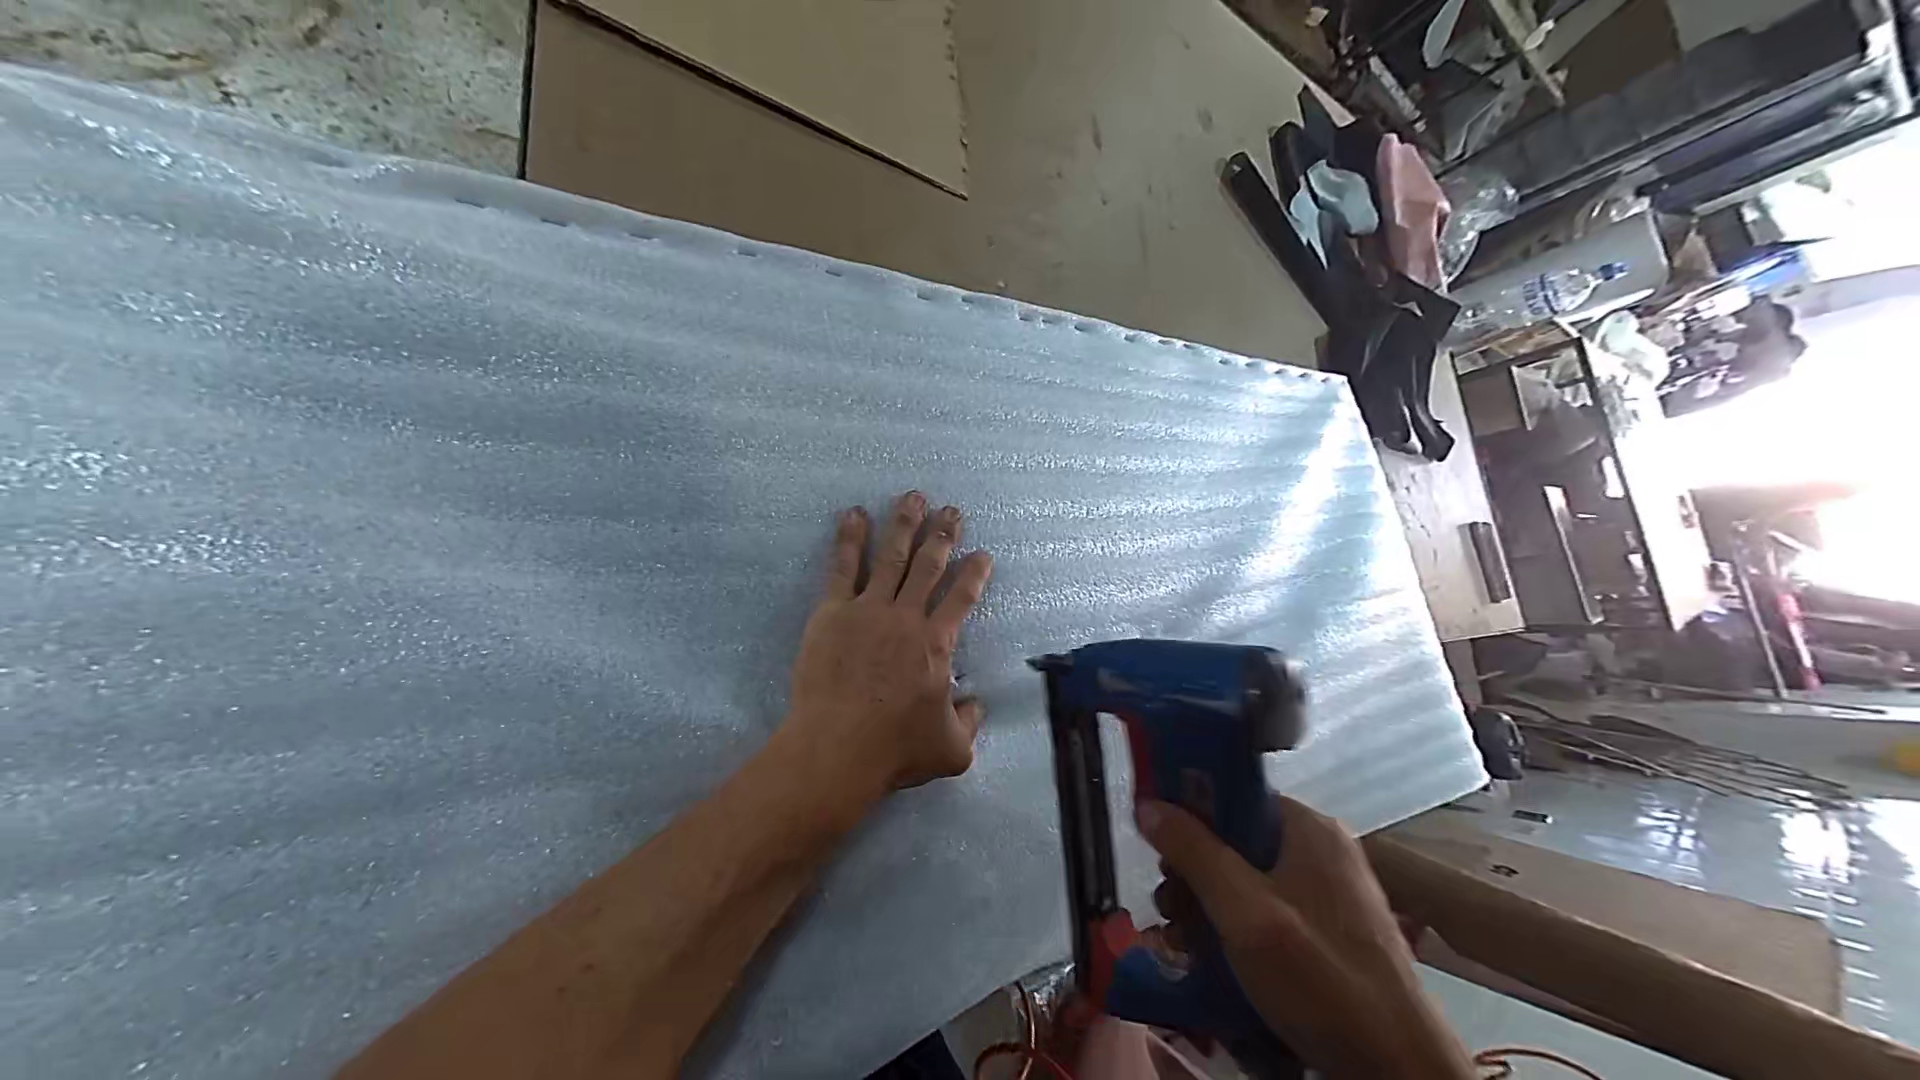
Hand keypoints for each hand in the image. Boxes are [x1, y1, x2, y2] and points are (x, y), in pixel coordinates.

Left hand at [785, 491, 994, 794]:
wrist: (837, 747)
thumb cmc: (895, 748)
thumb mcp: (951, 749)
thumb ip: (970, 723)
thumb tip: (977, 705)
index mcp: (937, 644)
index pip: (962, 597)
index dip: (975, 572)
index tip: (983, 553)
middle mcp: (907, 617)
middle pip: (929, 566)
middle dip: (943, 535)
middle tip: (952, 510)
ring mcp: (869, 609)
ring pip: (892, 556)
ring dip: (904, 524)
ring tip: (913, 497)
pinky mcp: (833, 611)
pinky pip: (844, 567)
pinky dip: (850, 538)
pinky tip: (855, 515)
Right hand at [1136, 796, 1476, 1079]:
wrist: (1400, 1074)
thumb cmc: (1320, 977)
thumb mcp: (1243, 909)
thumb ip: (1193, 851)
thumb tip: (1145, 803)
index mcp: (1308, 828)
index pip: (1234, 795)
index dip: (1190, 813)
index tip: (1159, 846)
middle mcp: (1320, 851)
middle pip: (1235, 842)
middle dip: (1194, 874)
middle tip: (1171, 906)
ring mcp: (1328, 894)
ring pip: (1247, 881)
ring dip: (1208, 907)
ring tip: (1183, 941)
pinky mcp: (1329, 934)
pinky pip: (1267, 913)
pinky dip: (1236, 930)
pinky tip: (1215, 962)